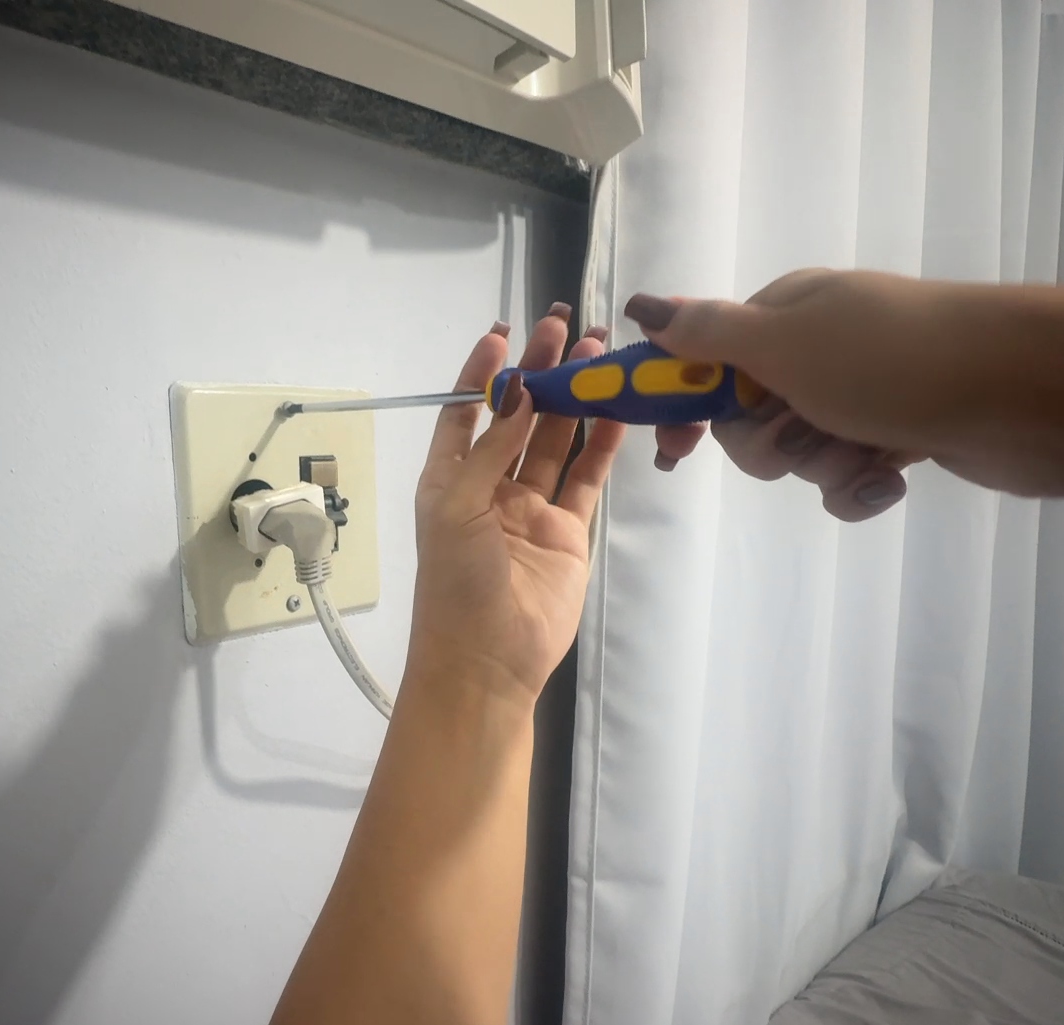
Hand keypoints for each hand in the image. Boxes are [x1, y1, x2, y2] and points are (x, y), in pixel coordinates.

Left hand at [407, 306, 626, 706]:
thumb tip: (518, 394)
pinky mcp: (567, 530)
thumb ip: (488, 450)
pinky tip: (616, 406)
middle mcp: (487, 487)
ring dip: (572, 398)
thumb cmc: (455, 580)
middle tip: (561, 326)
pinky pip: (585, 477)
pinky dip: (601, 442)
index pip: (463, 413)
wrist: (487, 658)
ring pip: (553, 440)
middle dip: (536, 373)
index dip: (480, 374)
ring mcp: (529, 508)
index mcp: (447, 479)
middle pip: (515, 418)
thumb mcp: (456, 507)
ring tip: (597, 351)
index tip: (502, 333)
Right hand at [630, 269, 1063, 520]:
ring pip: (796, 450)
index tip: (672, 453)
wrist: (1044, 394)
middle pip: (746, 416)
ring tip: (866, 454)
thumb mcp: (781, 343)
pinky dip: (857, 484)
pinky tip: (888, 480)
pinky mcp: (899, 431)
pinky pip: (844, 473)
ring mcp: (861, 391)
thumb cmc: (893, 362)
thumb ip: (704, 334)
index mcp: (785, 316)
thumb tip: (641, 306)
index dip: (684, 407)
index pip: (704, 362)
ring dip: (820, 463)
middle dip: (767, 443)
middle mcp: (818, 349)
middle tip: (802, 434)